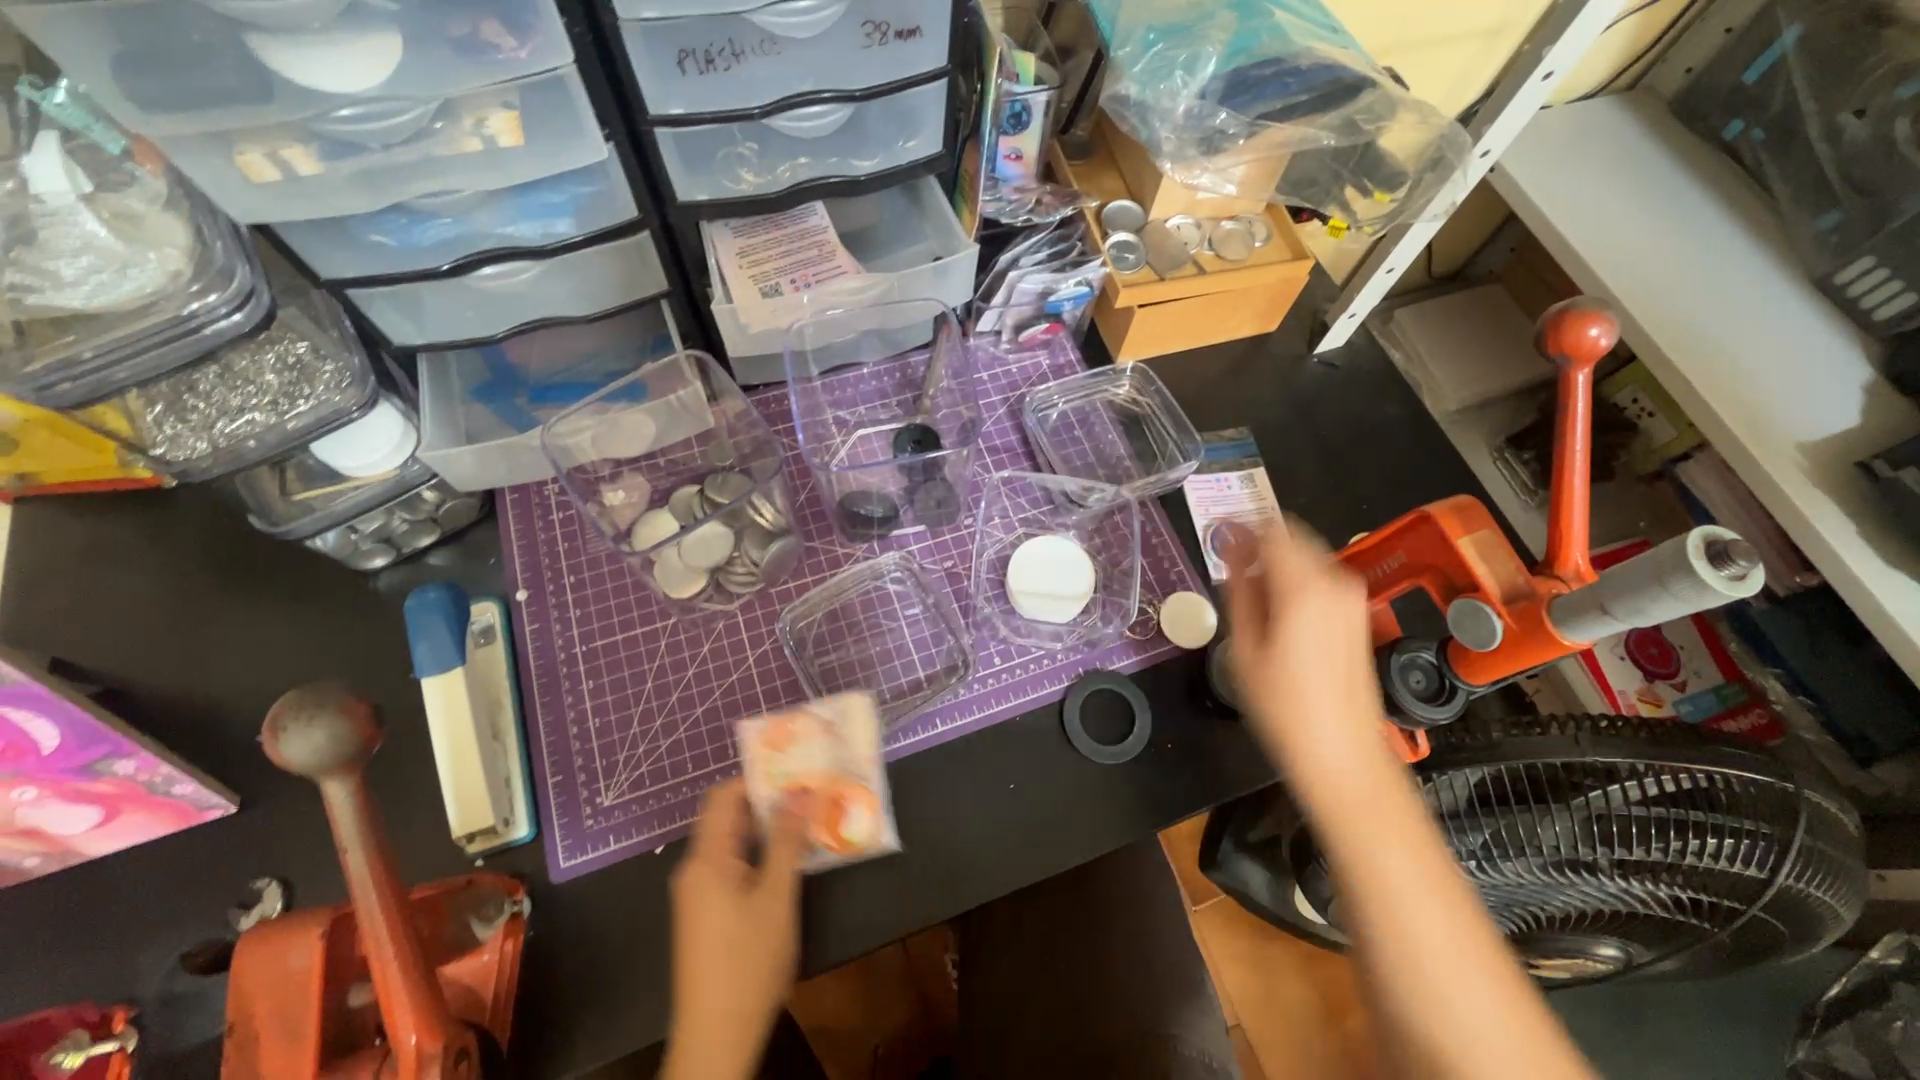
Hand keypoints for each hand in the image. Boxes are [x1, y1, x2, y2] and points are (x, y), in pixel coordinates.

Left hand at [662, 778, 808, 1079]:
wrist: (716, 1036)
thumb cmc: (748, 961)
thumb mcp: (777, 898)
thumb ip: (787, 843)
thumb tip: (800, 793)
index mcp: (705, 859)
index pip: (724, 797)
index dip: (758, 778)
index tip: (797, 770)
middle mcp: (695, 869)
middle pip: (728, 819)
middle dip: (769, 803)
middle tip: (812, 793)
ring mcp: (699, 894)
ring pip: (733, 845)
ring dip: (769, 831)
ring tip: (810, 822)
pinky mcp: (707, 916)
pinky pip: (732, 869)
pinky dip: (760, 857)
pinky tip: (792, 863)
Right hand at [1221, 523, 1393, 775]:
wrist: (1341, 751)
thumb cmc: (1283, 706)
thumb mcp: (1245, 648)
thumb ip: (1238, 590)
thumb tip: (1230, 552)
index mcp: (1303, 586)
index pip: (1270, 529)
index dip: (1241, 526)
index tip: (1218, 534)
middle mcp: (1335, 582)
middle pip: (1292, 538)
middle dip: (1259, 545)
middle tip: (1229, 568)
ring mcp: (1352, 597)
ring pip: (1307, 557)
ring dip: (1277, 564)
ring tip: (1250, 597)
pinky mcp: (1357, 614)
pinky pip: (1321, 578)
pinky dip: (1295, 581)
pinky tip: (1277, 613)